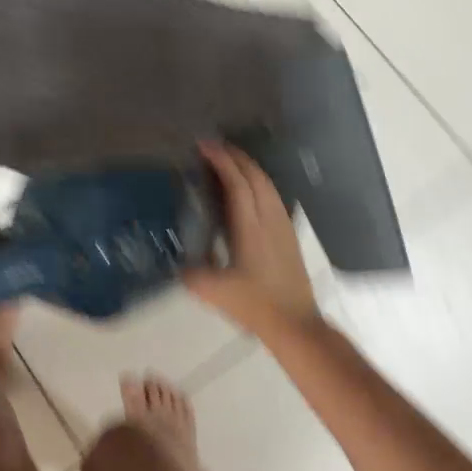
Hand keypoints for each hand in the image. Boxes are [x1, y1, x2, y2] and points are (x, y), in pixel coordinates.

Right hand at [186, 141, 320, 332]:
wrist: (295, 324)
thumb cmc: (254, 306)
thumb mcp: (213, 291)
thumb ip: (190, 273)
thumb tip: (176, 263)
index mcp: (250, 227)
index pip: (238, 183)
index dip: (221, 161)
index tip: (204, 146)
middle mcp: (269, 219)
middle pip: (255, 176)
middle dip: (235, 156)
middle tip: (212, 146)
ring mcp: (282, 226)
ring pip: (267, 184)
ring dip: (247, 167)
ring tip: (226, 161)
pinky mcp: (288, 234)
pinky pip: (272, 196)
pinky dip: (256, 182)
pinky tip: (246, 189)